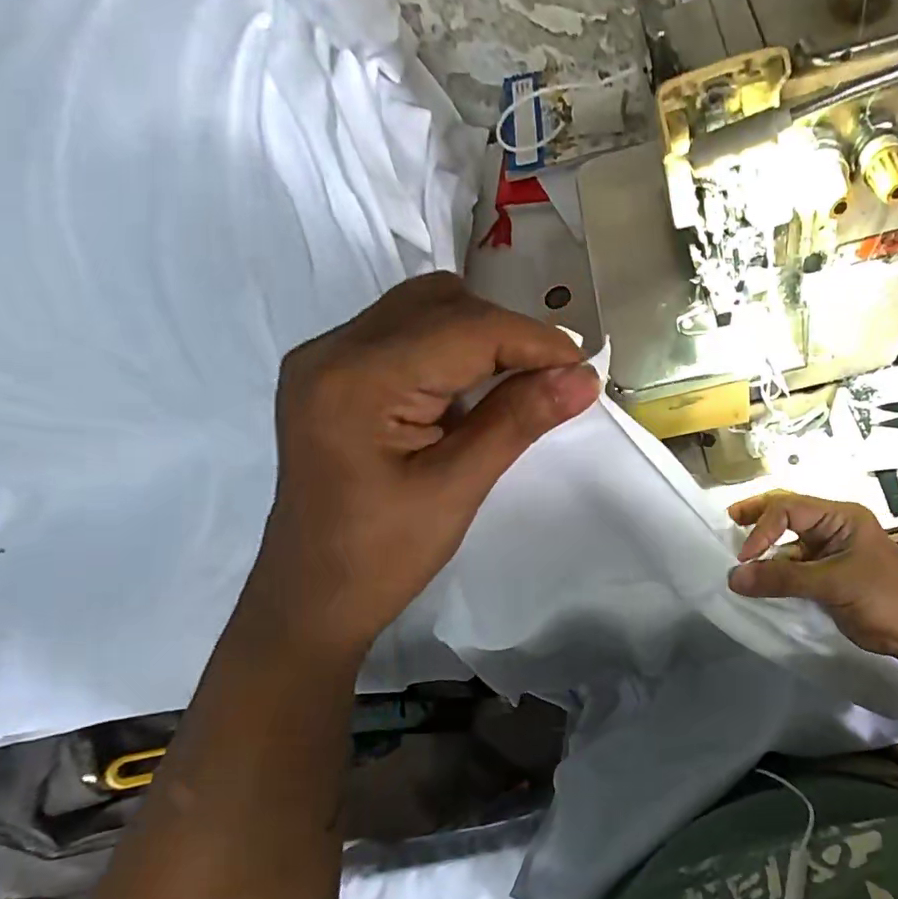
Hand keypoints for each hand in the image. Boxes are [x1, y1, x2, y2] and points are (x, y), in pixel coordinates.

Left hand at [253, 272, 599, 649]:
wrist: (313, 596)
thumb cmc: (383, 557)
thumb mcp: (457, 489)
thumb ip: (517, 421)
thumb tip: (583, 376)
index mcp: (357, 381)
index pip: (464, 328)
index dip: (532, 340)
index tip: (583, 367)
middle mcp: (330, 350)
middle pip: (440, 302)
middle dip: (505, 333)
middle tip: (549, 382)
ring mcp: (323, 358)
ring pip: (422, 309)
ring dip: (477, 337)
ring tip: (511, 387)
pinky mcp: (328, 374)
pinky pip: (401, 333)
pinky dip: (447, 350)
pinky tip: (464, 394)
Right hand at [727, 491, 897, 658]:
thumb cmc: (885, 599)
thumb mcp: (833, 584)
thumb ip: (782, 578)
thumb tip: (733, 577)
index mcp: (841, 517)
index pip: (789, 508)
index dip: (762, 527)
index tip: (744, 556)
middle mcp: (833, 529)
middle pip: (787, 515)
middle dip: (757, 519)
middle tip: (727, 522)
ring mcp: (830, 553)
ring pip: (787, 544)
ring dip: (763, 551)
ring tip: (736, 560)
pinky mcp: (827, 578)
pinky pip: (793, 568)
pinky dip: (773, 573)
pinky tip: (756, 581)